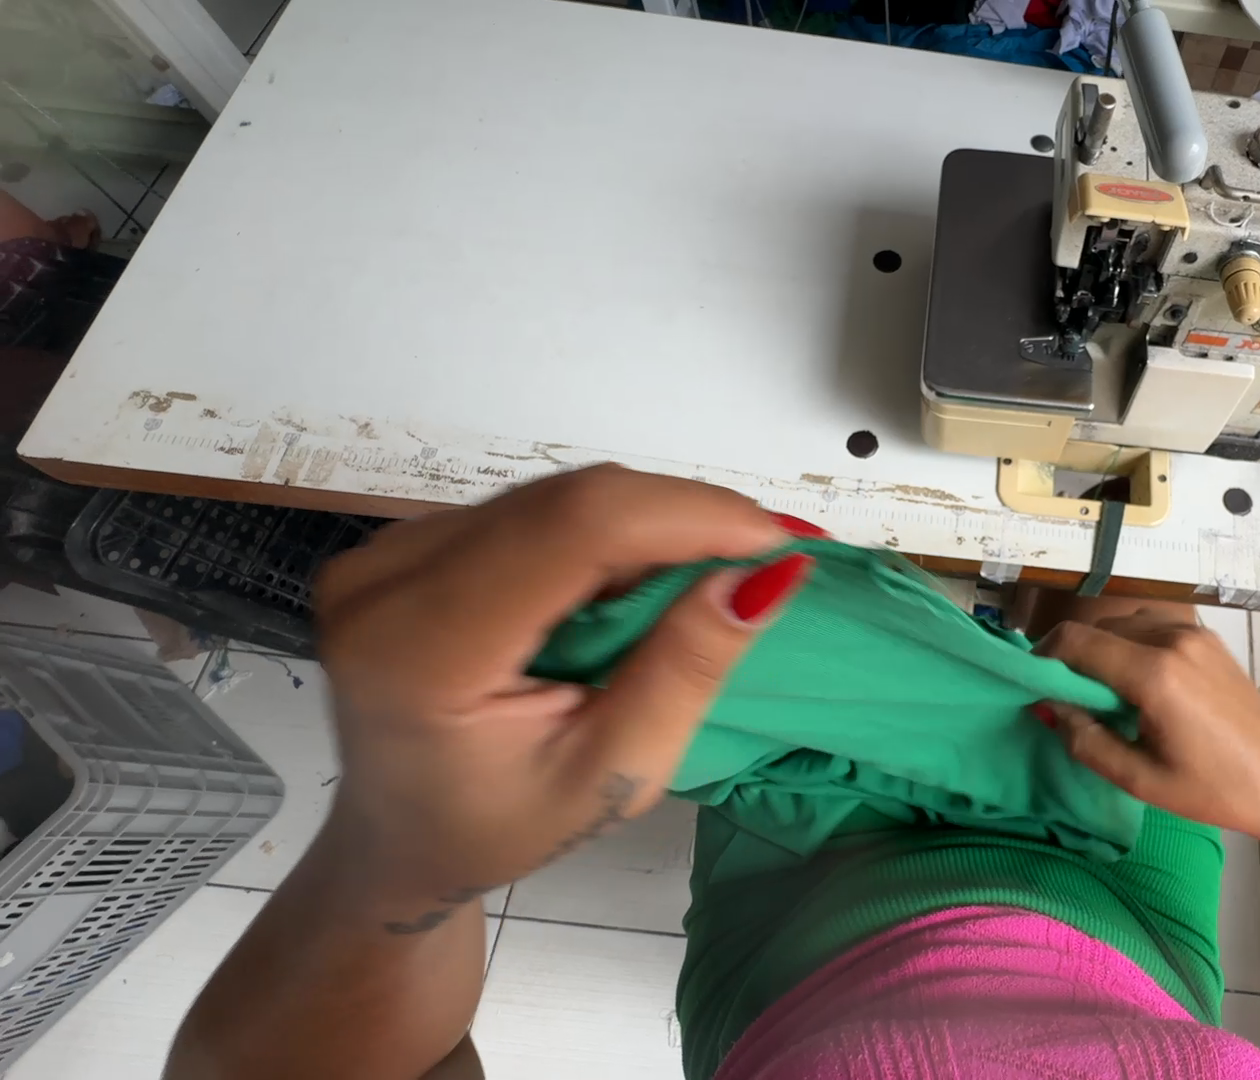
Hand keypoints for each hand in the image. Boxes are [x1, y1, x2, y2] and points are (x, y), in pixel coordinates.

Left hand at [311, 465, 811, 930]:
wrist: (394, 840)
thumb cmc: (501, 825)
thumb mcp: (615, 772)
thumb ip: (685, 668)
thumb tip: (768, 576)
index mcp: (423, 648)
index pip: (577, 529)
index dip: (693, 515)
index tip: (782, 542)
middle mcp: (391, 576)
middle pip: (577, 500)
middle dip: (692, 516)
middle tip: (771, 555)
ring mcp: (396, 549)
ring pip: (568, 495)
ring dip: (662, 523)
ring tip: (720, 569)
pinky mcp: (420, 542)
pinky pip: (548, 509)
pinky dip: (623, 531)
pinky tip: (651, 575)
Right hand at [1032, 612, 1259, 842]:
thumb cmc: (1213, 790)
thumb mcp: (1139, 779)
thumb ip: (1083, 739)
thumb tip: (1046, 705)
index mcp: (1155, 674)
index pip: (1075, 642)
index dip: (1043, 657)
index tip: (1035, 685)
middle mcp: (1172, 639)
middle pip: (1095, 630)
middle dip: (1072, 659)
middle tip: (1069, 698)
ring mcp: (1193, 633)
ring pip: (1121, 624)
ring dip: (1101, 651)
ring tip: (1105, 693)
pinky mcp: (1206, 636)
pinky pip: (1149, 627)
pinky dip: (1130, 646)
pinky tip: (1139, 683)